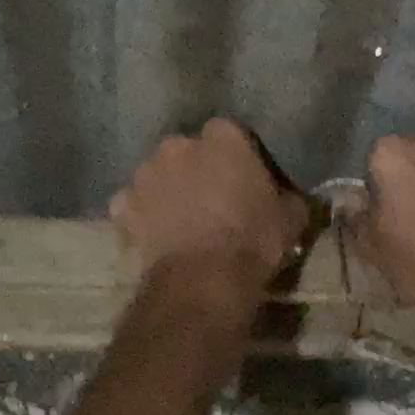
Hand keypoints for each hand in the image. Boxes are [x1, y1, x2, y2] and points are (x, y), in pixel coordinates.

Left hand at [110, 119, 308, 295]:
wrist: (202, 281)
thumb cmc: (253, 241)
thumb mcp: (291, 219)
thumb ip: (288, 198)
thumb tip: (292, 199)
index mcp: (223, 138)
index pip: (229, 134)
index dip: (235, 157)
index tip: (243, 179)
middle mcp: (178, 145)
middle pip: (188, 151)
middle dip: (196, 170)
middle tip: (212, 201)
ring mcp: (145, 174)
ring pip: (157, 176)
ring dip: (167, 191)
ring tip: (182, 222)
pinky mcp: (122, 206)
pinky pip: (133, 205)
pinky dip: (142, 216)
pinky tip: (155, 236)